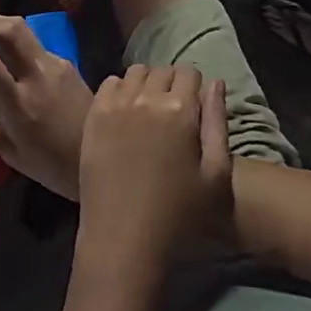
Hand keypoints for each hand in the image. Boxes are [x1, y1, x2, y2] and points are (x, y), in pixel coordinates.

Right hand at [0, 1, 92, 199]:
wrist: (111, 157)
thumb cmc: (54, 167)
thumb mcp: (14, 152)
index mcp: (22, 105)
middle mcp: (40, 76)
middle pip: (11, 31)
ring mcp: (58, 66)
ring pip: (24, 32)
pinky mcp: (69, 64)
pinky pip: (36, 46)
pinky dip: (15, 40)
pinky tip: (5, 44)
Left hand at [77, 66, 232, 265]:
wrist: (123, 239)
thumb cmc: (178, 215)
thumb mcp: (215, 174)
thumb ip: (217, 122)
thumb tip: (216, 83)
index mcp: (180, 110)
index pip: (190, 73)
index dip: (194, 88)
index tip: (192, 106)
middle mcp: (146, 98)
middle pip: (162, 70)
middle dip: (171, 84)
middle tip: (171, 112)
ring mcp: (116, 104)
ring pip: (135, 72)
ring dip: (145, 83)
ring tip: (148, 110)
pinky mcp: (93, 115)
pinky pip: (109, 84)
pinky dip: (120, 90)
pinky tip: (125, 113)